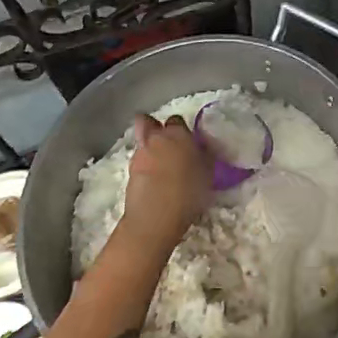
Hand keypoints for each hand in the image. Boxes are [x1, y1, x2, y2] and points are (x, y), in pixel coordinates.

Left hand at [118, 114, 211, 252]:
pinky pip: (138, 162)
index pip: (176, 120)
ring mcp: (139, 155)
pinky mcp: (129, 173)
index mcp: (177, 134)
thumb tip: (203, 147)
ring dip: (148, 148)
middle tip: (166, 143)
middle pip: (147, 121)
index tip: (187, 140)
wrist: (155, 218)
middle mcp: (155, 139)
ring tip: (160, 166)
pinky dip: (144, 166)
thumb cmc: (189, 192)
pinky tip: (154, 181)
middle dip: (153, 127)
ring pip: (141, 142)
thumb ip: (205, 154)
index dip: (181, 128)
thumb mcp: (208, 172)